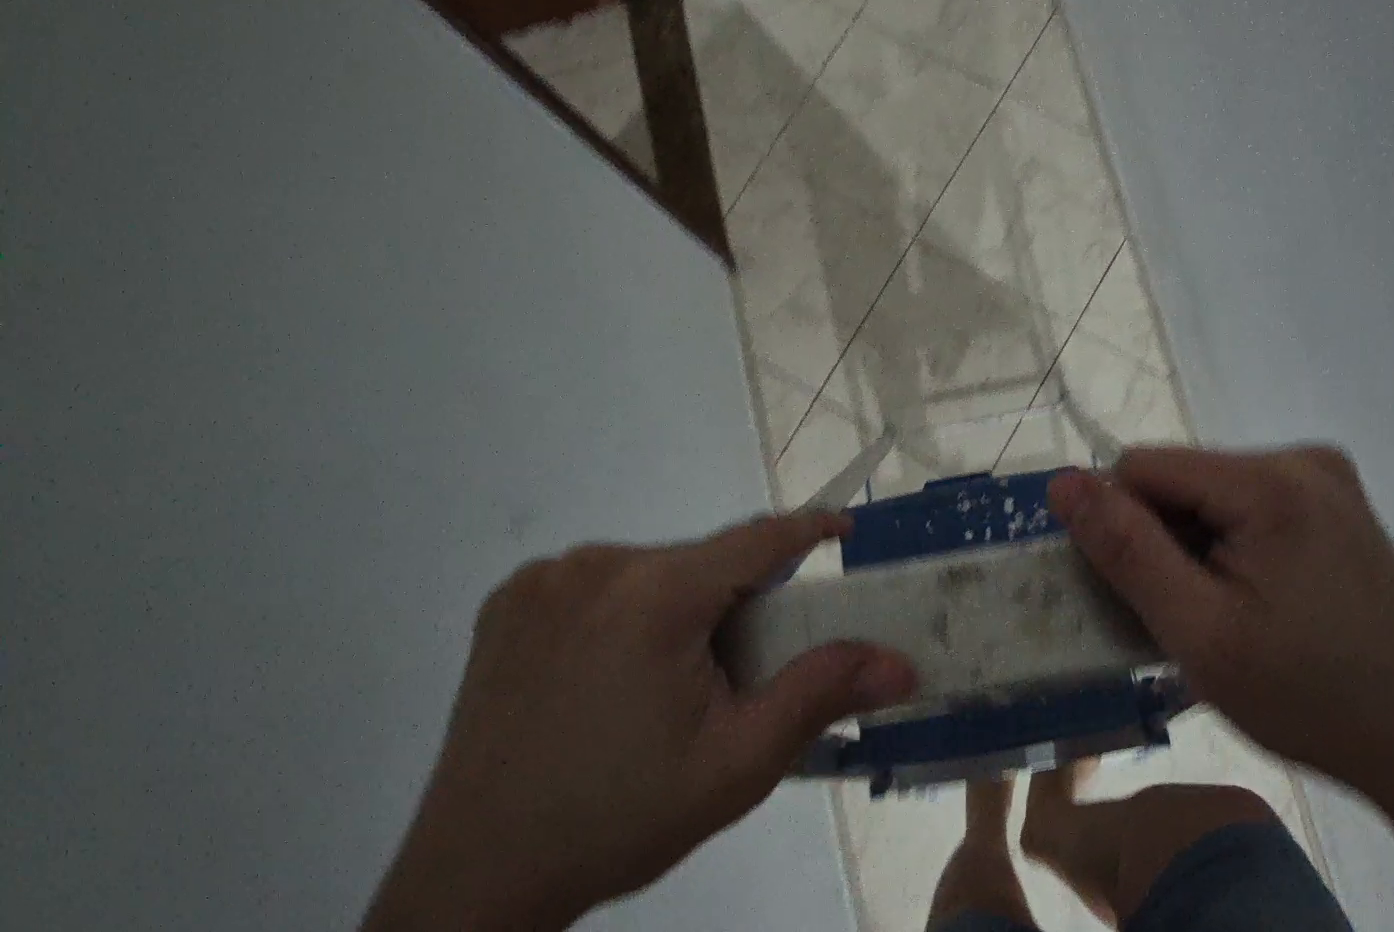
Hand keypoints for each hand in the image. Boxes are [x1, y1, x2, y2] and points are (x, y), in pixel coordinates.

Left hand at [361, 513, 917, 930]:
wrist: (477, 877)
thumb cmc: (622, 817)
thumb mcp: (739, 763)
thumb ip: (821, 694)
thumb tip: (901, 663)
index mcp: (655, 595)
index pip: (754, 540)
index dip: (807, 529)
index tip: (844, 530)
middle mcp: (595, 565)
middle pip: (698, 562)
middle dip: (735, 598)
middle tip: (747, 663)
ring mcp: (542, 579)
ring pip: (648, 572)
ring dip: (678, 605)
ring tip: (673, 682)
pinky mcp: (507, 602)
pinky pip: (596, 585)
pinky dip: (626, 611)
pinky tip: (611, 673)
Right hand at [1051, 448, 1393, 928]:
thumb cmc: (1303, 695)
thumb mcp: (1197, 631)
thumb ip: (1126, 550)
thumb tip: (1062, 482)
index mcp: (1272, 482)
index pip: (1143, 468)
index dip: (1125, 528)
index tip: (1149, 593)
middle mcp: (1304, 458)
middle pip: (1179, 479)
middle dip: (1165, 540)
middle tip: (1193, 614)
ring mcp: (1327, 477)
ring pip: (1207, 494)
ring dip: (1195, 546)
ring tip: (1229, 612)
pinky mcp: (1336, 501)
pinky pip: (1245, 504)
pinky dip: (1229, 544)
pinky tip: (1257, 598)